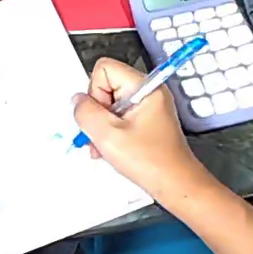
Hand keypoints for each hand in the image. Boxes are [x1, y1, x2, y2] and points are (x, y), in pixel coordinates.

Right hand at [72, 58, 215, 202]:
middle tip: (102, 134)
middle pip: (106, 86)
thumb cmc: (152, 162)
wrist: (175, 184)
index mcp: (145, 87)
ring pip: (110, 105)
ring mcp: (148, 107)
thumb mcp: (106, 135)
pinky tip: (110, 150)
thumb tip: (78, 101)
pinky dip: (110, 132)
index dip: (95, 92)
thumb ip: (85, 112)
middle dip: (97, 112)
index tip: (103, 117)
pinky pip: (119, 118)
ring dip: (101, 126)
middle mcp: (148, 92)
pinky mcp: (146, 121)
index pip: (105, 69)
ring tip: (105, 147)